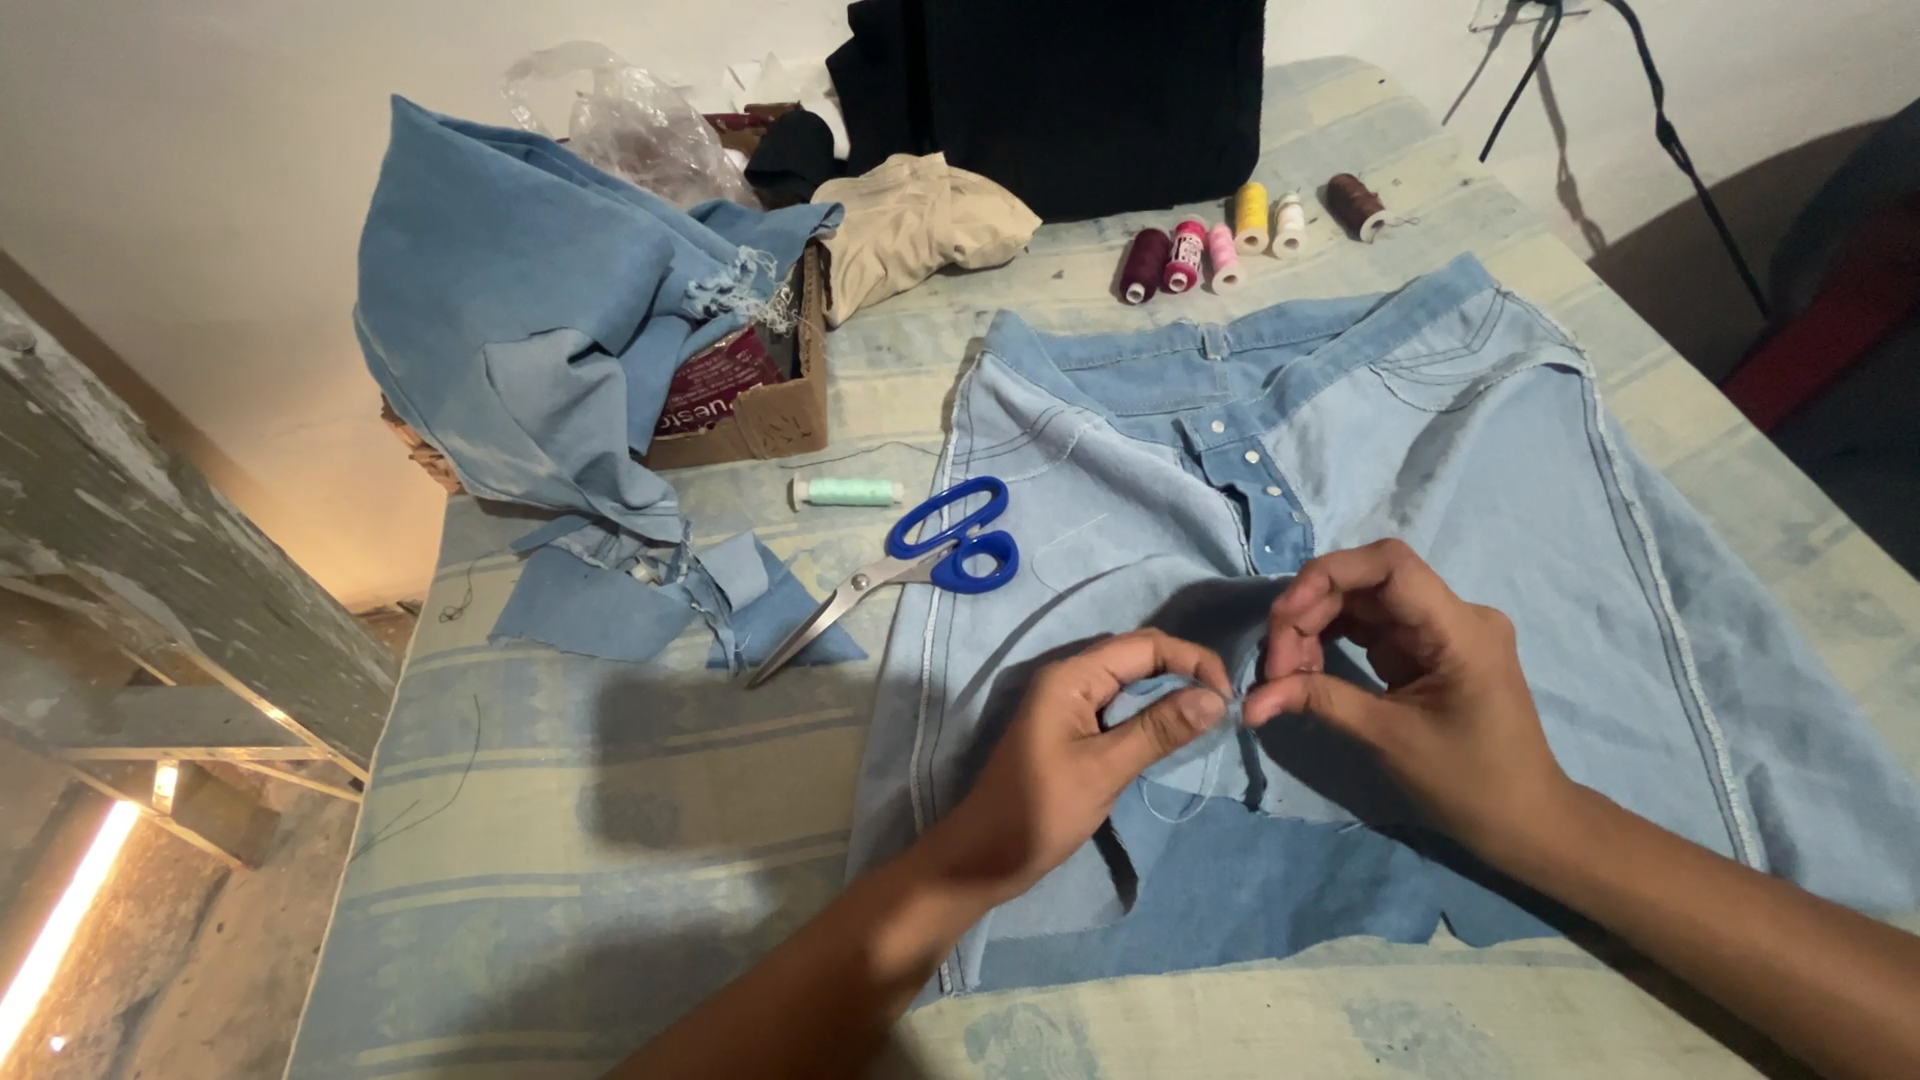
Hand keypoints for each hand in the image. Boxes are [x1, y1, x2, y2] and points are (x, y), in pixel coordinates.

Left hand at [917, 629, 1230, 902]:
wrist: (985, 855)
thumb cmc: (1040, 809)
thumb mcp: (1104, 769)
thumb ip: (1158, 729)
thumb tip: (1215, 698)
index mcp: (1072, 675)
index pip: (1144, 645)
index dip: (1191, 660)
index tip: (1228, 697)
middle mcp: (1070, 678)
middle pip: (1138, 656)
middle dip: (1185, 671)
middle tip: (1224, 707)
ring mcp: (1070, 704)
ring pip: (1131, 682)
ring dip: (1171, 692)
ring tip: (1209, 717)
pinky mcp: (1073, 729)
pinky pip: (1120, 706)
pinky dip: (1151, 713)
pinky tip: (1175, 731)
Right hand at [1242, 538, 1577, 861]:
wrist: (1524, 821)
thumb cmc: (1471, 783)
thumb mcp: (1388, 739)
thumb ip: (1320, 701)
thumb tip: (1251, 700)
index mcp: (1460, 630)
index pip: (1389, 566)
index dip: (1327, 575)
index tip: (1283, 615)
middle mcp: (1451, 615)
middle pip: (1361, 582)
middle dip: (1307, 613)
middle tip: (1275, 666)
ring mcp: (1434, 628)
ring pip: (1355, 601)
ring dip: (1311, 627)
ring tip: (1286, 673)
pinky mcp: (1419, 645)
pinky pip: (1362, 624)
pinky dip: (1326, 641)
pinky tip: (1305, 670)